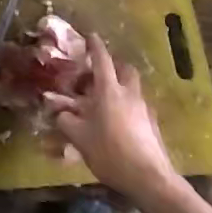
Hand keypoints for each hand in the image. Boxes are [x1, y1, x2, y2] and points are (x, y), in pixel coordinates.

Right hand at [46, 34, 180, 203]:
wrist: (148, 177)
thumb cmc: (110, 152)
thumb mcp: (80, 138)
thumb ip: (66, 122)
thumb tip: (59, 112)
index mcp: (109, 90)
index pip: (102, 60)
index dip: (95, 46)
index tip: (90, 36)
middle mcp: (129, 92)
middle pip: (124, 69)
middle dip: (112, 66)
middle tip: (98, 74)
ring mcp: (144, 107)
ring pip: (132, 86)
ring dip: (121, 85)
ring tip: (106, 100)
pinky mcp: (152, 122)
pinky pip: (138, 104)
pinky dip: (128, 104)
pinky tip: (119, 121)